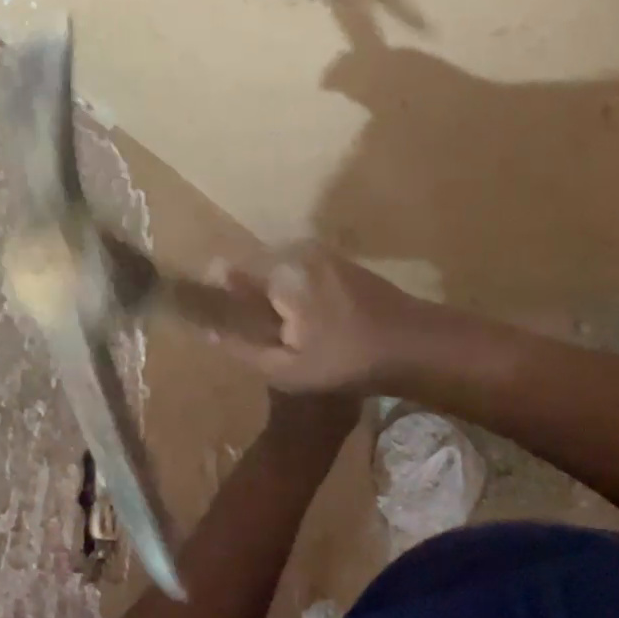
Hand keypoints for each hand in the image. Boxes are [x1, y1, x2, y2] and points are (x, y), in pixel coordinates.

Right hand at [210, 244, 426, 394]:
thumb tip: (205, 330)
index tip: (217, 322)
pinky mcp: (336, 258)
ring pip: (275, 270)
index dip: (216, 296)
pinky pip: (297, 270)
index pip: (226, 270)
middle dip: (247, 298)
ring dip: (271, 296)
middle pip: (251, 268)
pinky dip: (293, 291)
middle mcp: (295, 249)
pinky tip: (309, 322)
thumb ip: (241, 346)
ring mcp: (318, 251)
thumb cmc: (348, 360)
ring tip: (285, 333)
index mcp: (280, 270)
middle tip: (259, 336)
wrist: (413, 343)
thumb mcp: (287, 368)